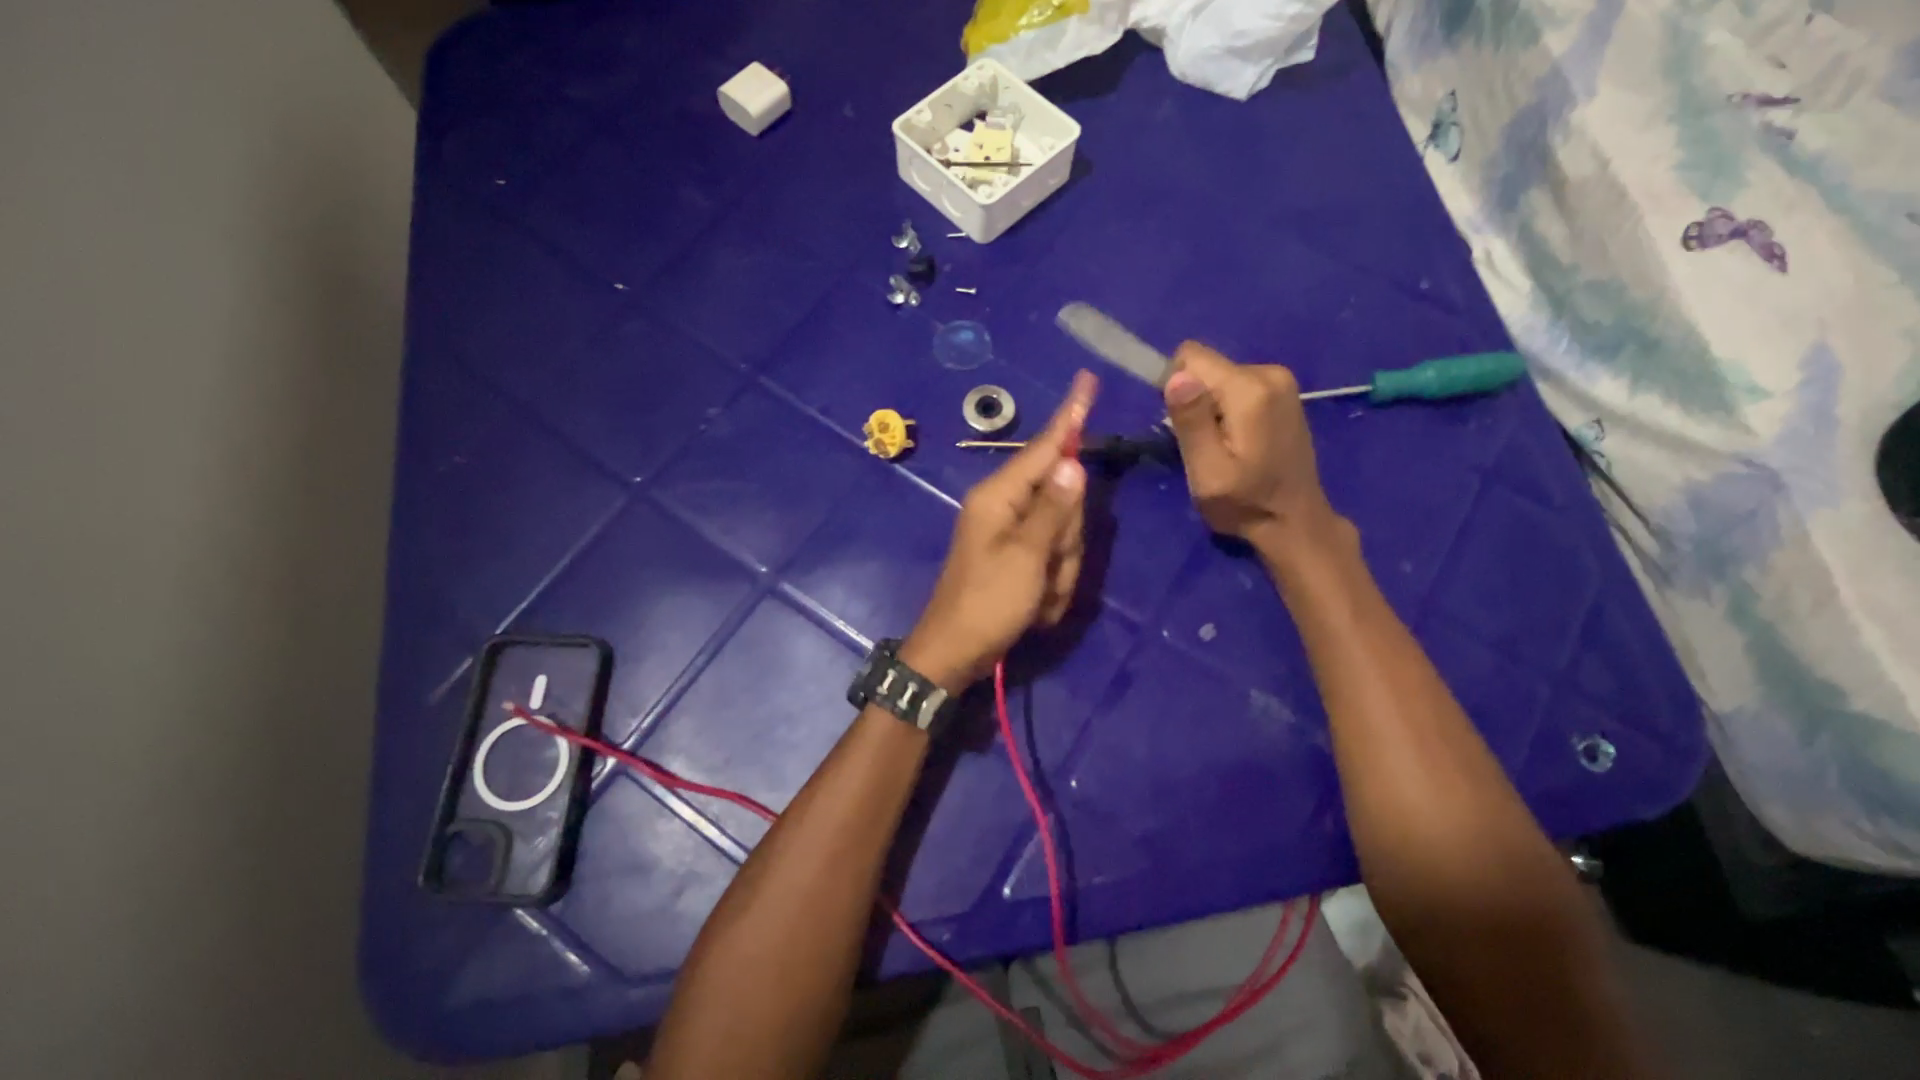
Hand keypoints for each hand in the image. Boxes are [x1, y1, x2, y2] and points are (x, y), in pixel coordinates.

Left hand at [901, 371, 1098, 691]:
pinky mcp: (1017, 558)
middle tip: (1048, 572)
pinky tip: (1035, 608)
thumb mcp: (1028, 557)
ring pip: (1064, 535)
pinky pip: (1053, 560)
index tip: (1087, 380)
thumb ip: (1054, 509)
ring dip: (1060, 571)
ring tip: (1038, 596)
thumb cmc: (987, 603)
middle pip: (1064, 498)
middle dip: (1067, 541)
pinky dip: (1052, 587)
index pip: (1044, 447)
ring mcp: (1011, 534)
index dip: (1070, 417)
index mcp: (999, 495)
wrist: (955, 654)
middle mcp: (1004, 505)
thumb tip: (1072, 463)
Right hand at [1162, 343, 1338, 553]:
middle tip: (1206, 445)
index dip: (1176, 388)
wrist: (1295, 523)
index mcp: (1249, 389)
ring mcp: (1282, 381)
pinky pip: (1238, 386)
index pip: (1190, 356)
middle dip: (1196, 401)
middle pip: (1207, 367)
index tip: (1185, 427)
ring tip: (1225, 447)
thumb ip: (1191, 421)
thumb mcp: (1207, 471)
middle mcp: (1270, 372)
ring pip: (1220, 377)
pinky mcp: (1284, 392)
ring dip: (1212, 408)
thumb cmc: (1245, 503)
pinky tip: (1241, 442)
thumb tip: (1177, 376)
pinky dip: (1230, 410)